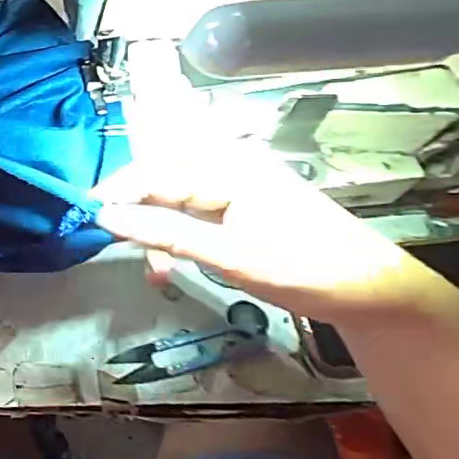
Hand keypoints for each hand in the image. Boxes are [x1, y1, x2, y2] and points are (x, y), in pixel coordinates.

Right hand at [94, 141, 458, 326]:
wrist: (371, 293)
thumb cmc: (304, 269)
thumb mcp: (227, 255)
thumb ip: (162, 233)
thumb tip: (106, 218)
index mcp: (230, 166)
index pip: (156, 172)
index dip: (117, 193)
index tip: (86, 215)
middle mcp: (229, 165)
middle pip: (160, 180)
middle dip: (136, 214)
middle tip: (115, 245)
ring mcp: (234, 184)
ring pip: (171, 199)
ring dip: (155, 232)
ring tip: (155, 269)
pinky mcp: (237, 204)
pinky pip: (189, 212)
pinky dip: (174, 237)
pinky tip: (170, 264)